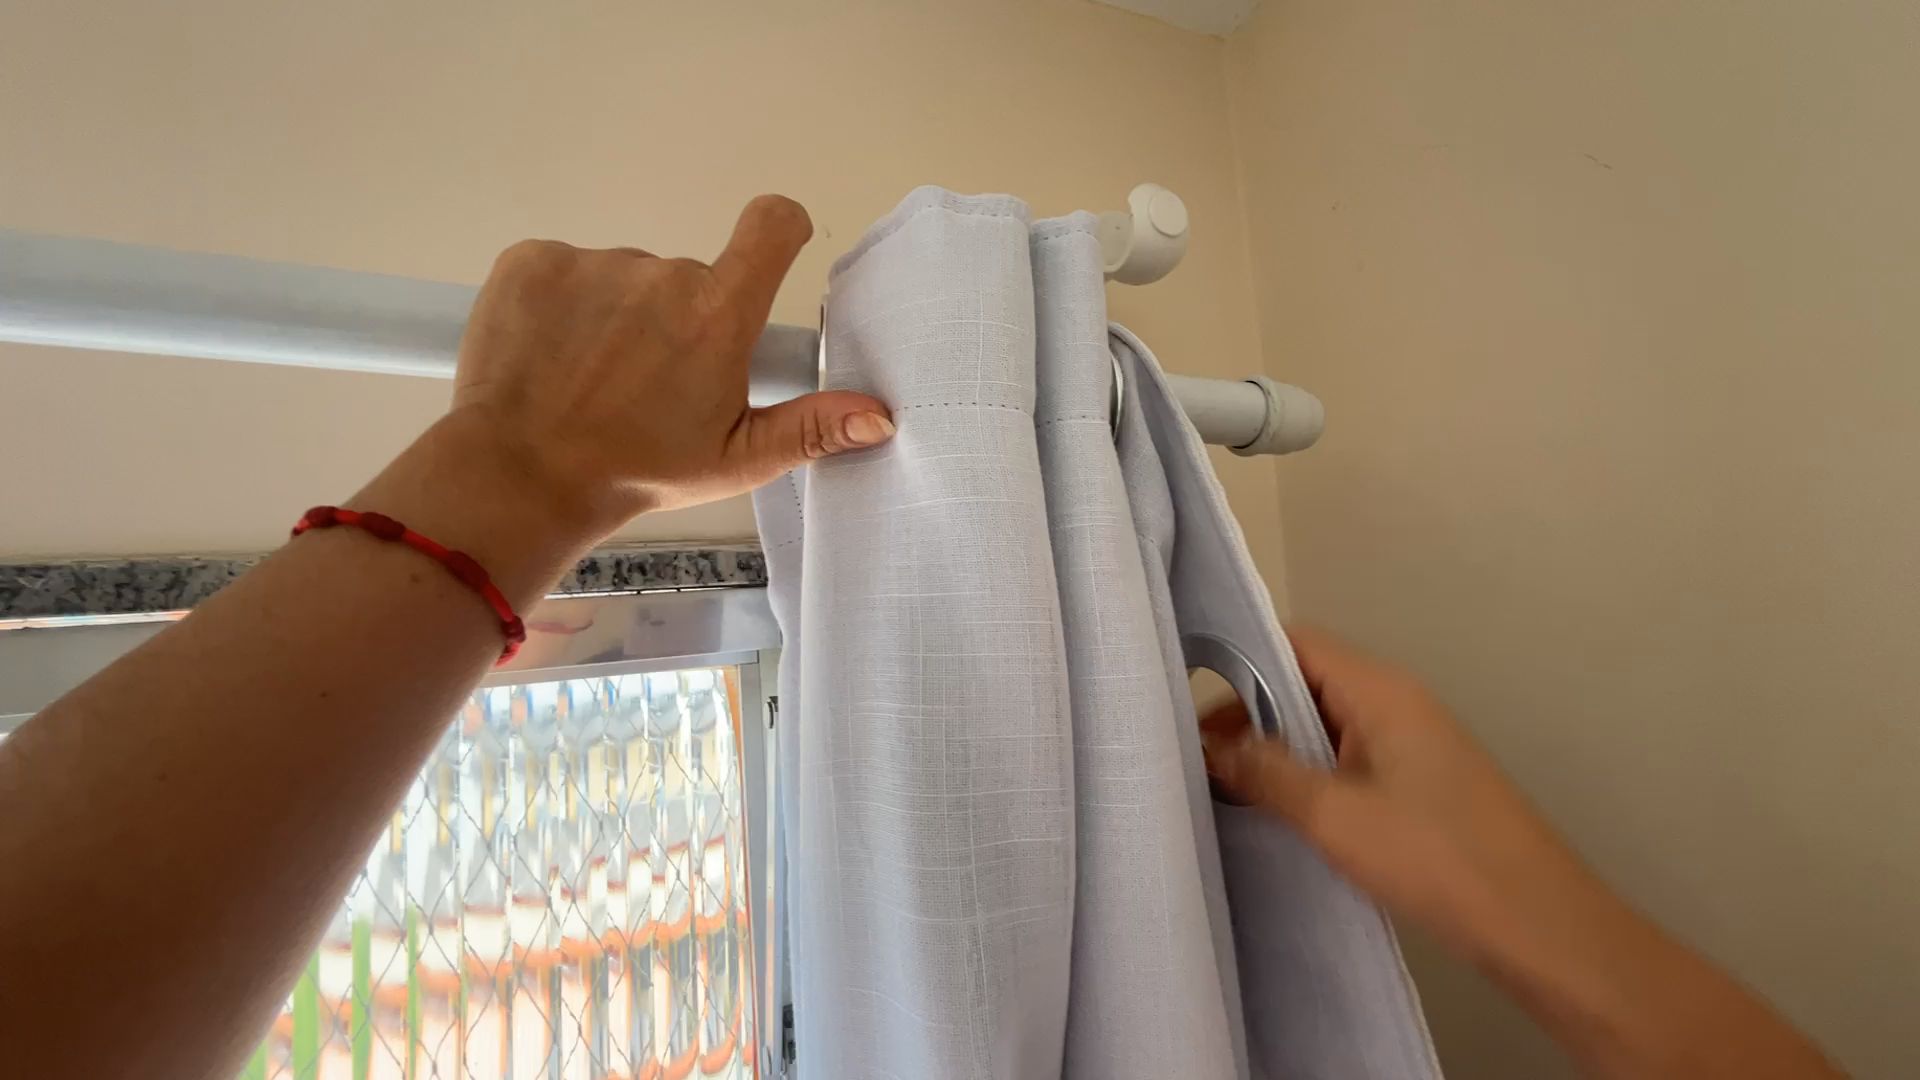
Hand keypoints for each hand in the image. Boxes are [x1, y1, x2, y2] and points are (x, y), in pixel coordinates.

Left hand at [351, 195, 893, 601]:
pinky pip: (571, 271)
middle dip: (687, 320)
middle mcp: (660, 273)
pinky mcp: (531, 261)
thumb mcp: (740, 459)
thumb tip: (880, 416)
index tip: (778, 249)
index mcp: (717, 315)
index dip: (782, 230)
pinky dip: (571, 306)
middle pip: (693, 277)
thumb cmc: (643, 470)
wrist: (523, 475)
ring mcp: (591, 262)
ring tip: (601, 379)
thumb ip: (813, 428)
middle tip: (658, 385)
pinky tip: (559, 356)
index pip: (770, 226)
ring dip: (627, 317)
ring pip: (630, 279)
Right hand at [1202, 628, 1846, 1078]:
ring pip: (1318, 722)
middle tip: (1198, 753)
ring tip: (1225, 781)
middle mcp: (1393, 702)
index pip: (1292, 643)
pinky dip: (1301, 770)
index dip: (1237, 660)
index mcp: (1378, 691)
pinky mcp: (1413, 780)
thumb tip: (1211, 747)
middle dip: (1246, 712)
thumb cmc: (1438, 858)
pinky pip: (1340, 755)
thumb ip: (1264, 771)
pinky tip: (1275, 805)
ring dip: (1272, 746)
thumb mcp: (1333, 814)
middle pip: (1300, 681)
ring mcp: (1406, 742)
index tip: (1189, 696)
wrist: (1548, 935)